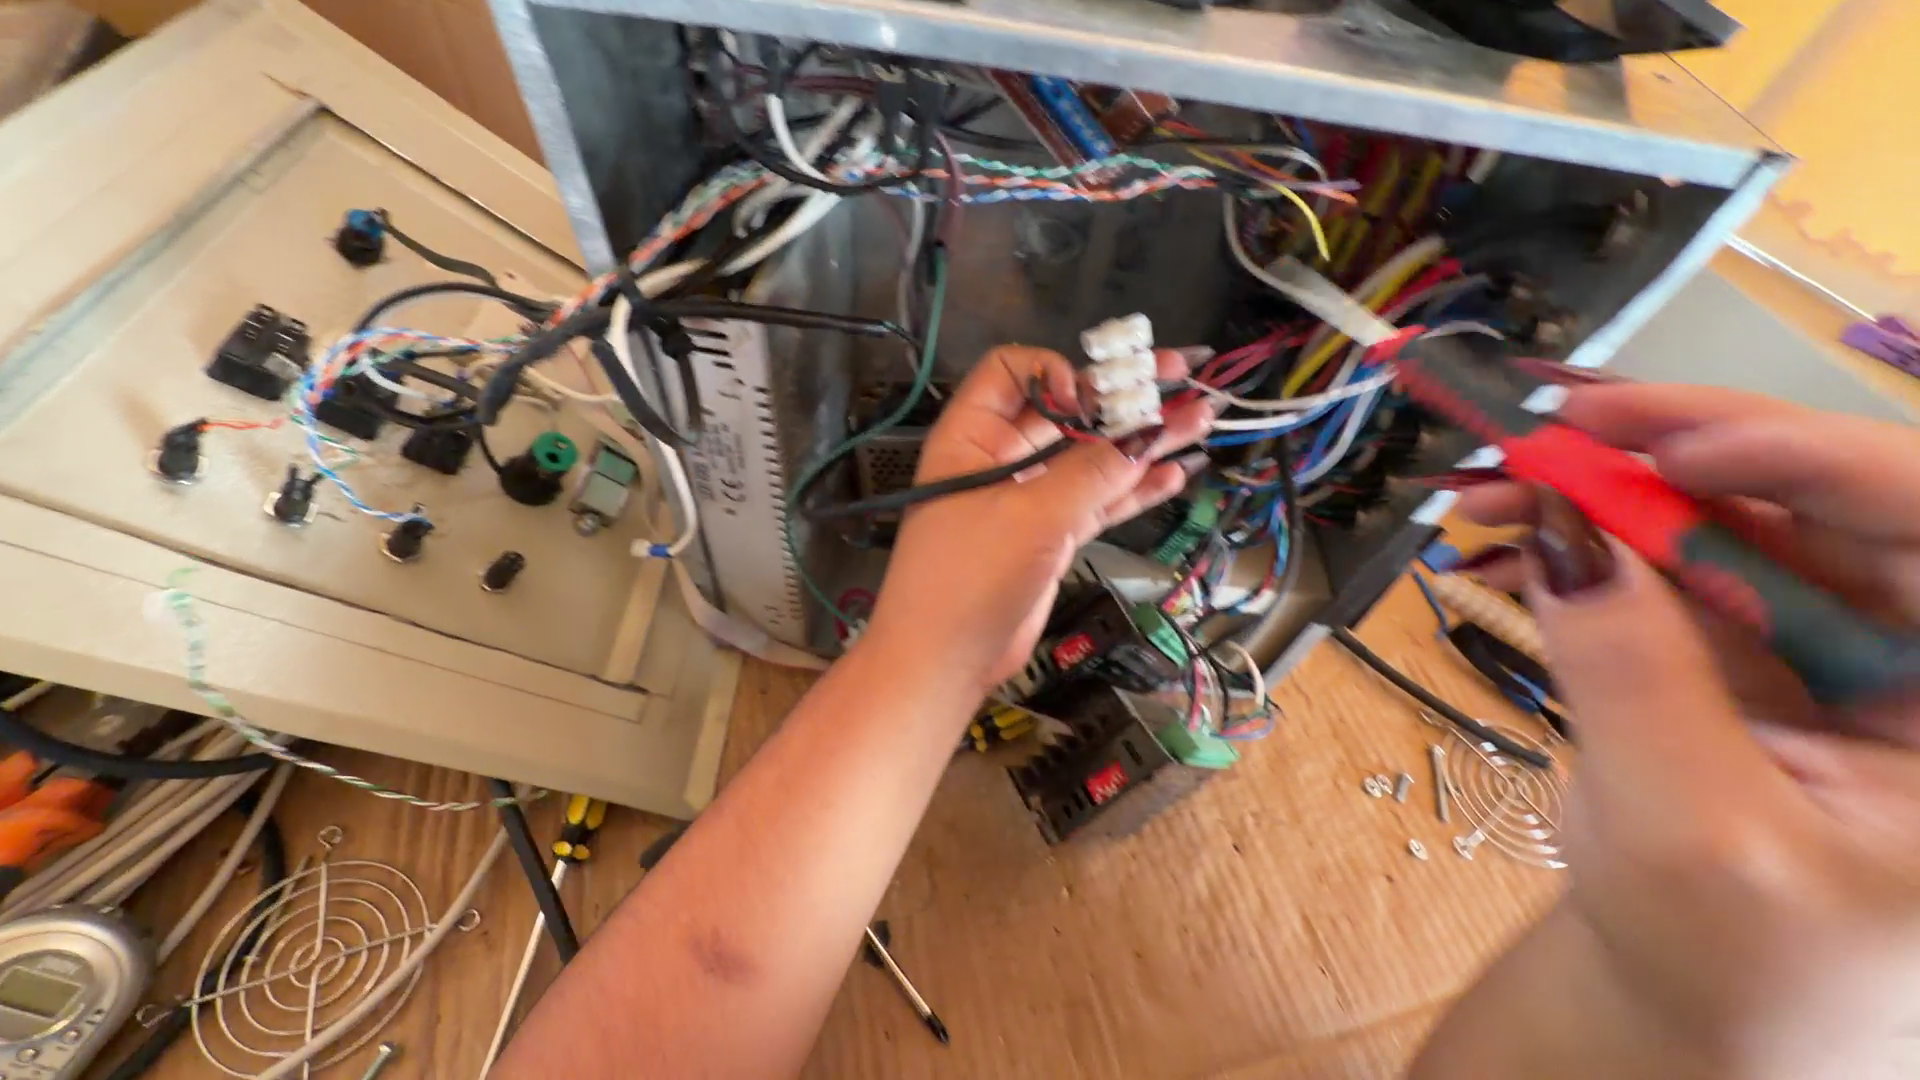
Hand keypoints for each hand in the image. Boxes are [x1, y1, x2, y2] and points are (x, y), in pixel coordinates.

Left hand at [863, 345, 1211, 693]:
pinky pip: (1098, 501)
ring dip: (1141, 441)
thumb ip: (1090, 474)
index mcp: (974, 436)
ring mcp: (1030, 498)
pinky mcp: (1051, 535)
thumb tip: (1144, 437)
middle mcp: (1002, 458)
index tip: (1091, 396)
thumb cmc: (970, 577)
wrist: (944, 660)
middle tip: (1181, 377)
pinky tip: (1176, 473)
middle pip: (1066, 412)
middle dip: (1121, 398)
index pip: (1011, 372)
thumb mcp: (1030, 516)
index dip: (1053, 372)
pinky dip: (1134, 489)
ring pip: (1091, 458)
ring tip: (1198, 419)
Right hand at [1429, 384, 1919, 1078]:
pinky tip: (1506, 544)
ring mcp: (1824, 650)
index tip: (1667, 447)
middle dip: (1673, 459)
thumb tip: (1557, 528)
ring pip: (1724, 529)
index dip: (1817, 464)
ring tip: (1493, 492)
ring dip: (1600, 499)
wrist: (1688, 1004)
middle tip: (1556, 427)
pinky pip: (1661, 575)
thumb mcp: (1689, 824)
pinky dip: (1577, 550)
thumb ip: (1631, 671)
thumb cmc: (1731, 957)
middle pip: (1822, 510)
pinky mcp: (1736, 653)